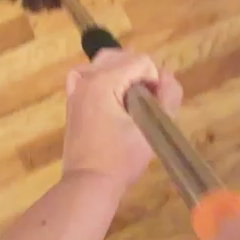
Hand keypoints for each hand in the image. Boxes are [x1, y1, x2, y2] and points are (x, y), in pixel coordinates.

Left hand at [62, 50, 183, 189]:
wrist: (89, 182)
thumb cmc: (122, 159)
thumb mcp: (153, 128)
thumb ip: (167, 98)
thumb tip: (167, 75)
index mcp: (103, 81)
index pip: (141, 61)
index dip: (155, 80)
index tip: (155, 106)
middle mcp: (86, 79)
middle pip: (121, 56)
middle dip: (139, 73)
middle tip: (147, 102)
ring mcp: (76, 89)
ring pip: (103, 62)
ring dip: (121, 72)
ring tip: (133, 98)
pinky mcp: (72, 101)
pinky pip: (87, 75)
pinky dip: (101, 78)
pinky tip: (111, 96)